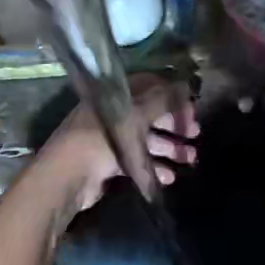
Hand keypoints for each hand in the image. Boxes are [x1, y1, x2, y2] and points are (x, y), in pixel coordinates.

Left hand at [39, 75, 198, 211]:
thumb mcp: (136, 113)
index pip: (151, 88)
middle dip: (175, 126)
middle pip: (150, 115)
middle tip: (195, 136)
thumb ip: (164, 99)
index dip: (173, 98)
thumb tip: (187, 87)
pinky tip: (169, 178)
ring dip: (170, 149)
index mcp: (116, 95)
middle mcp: (113, 113)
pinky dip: (154, 168)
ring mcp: (110, 139)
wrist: (69, 175)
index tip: (192, 111)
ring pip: (146, 140)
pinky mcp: (108, 163)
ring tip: (190, 160)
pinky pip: (137, 162)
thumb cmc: (103, 138)